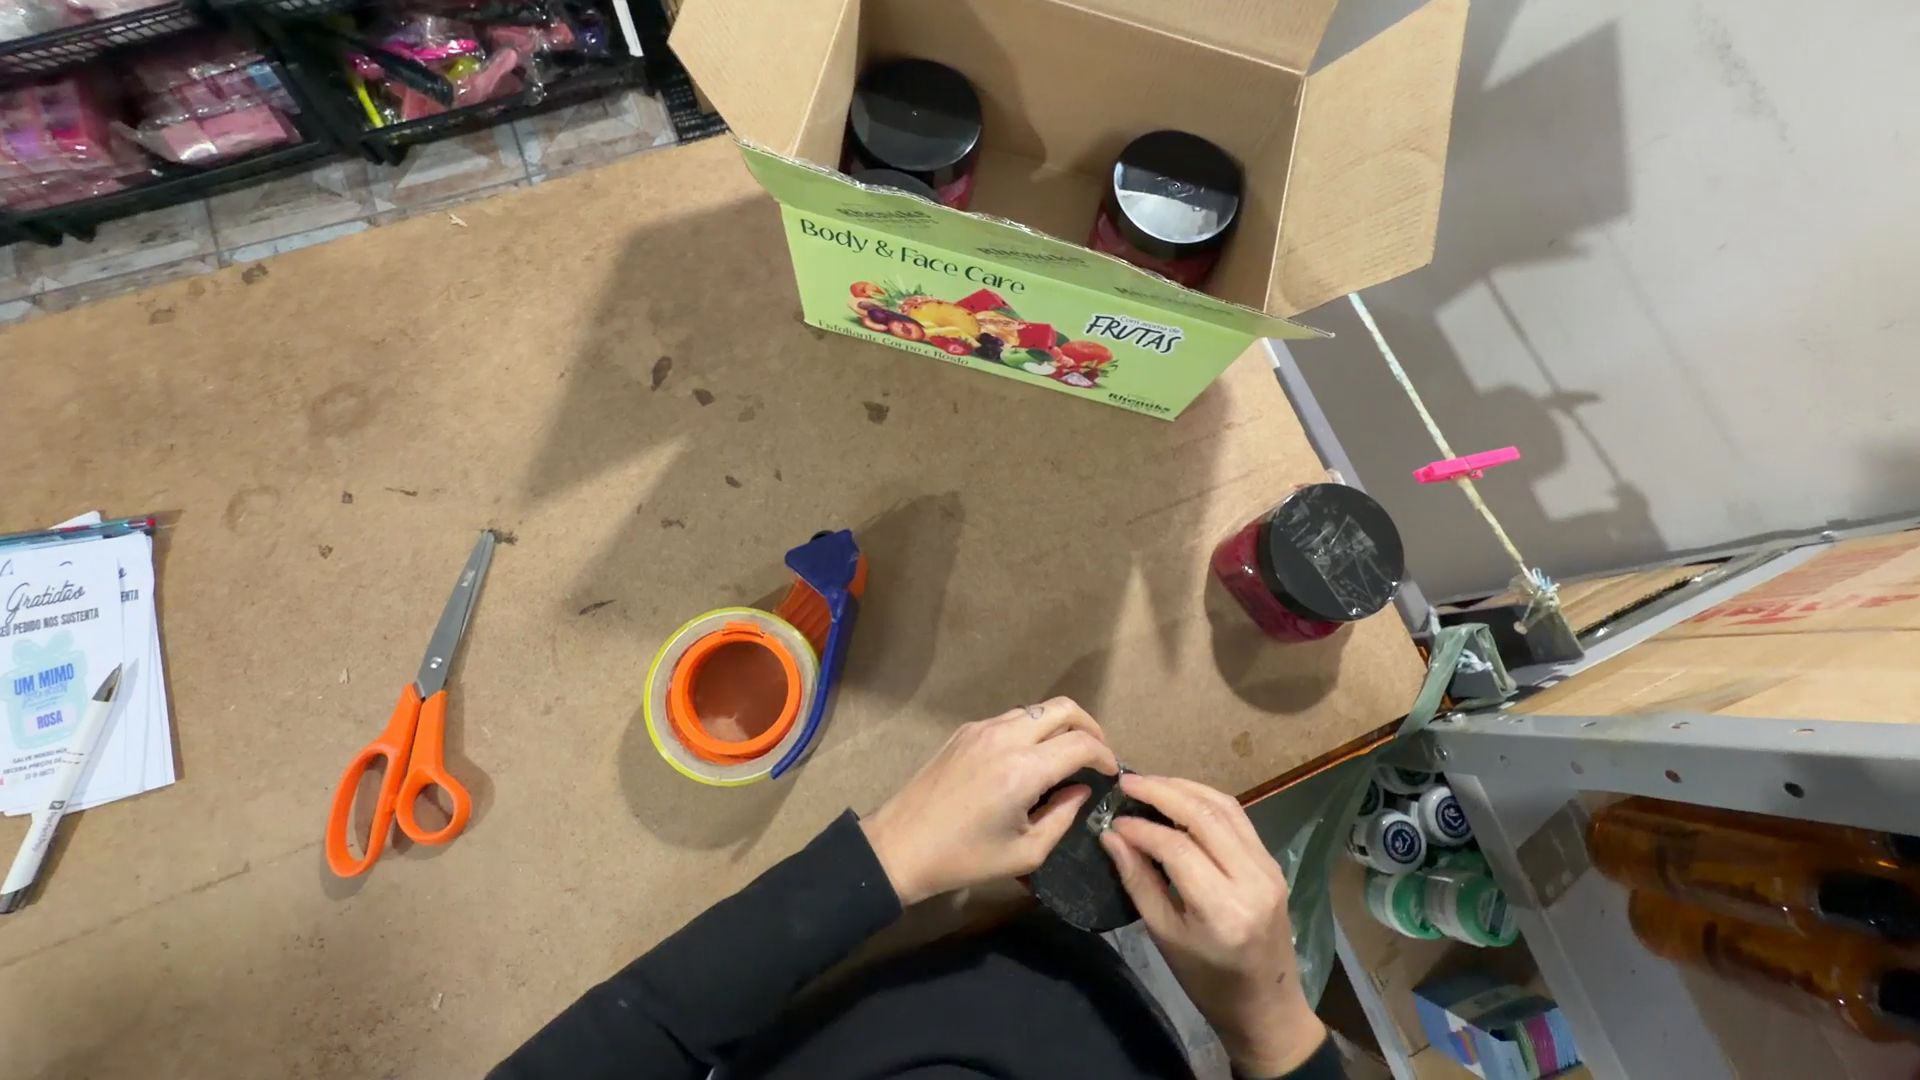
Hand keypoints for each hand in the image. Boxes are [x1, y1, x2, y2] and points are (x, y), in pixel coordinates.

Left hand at [861, 698, 1117, 906]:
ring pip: (1036, 709)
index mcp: (1023, 769)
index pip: (1081, 744)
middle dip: (1089, 727)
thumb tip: (1081, 789)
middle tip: (1097, 755)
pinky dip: (1032, 730)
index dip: (1105, 756)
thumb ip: (1063, 817)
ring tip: (1066, 757)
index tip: (1111, 774)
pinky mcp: (965, 730)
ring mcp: (982, 728)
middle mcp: (1005, 737)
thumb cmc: (965, 858)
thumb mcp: (1025, 853)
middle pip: (1063, 708)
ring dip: (1059, 726)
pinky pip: (1011, 718)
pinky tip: (1030, 759)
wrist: (901, 845)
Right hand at [1101, 774, 1326, 1078]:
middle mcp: (1252, 880)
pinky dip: (1205, 799)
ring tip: (1148, 784)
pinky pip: (1237, 817)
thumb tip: (1110, 835)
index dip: (1141, 828)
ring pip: (1223, 807)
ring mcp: (1268, 868)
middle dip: (1161, 792)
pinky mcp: (1272, 862)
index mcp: (1223, 910)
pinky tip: (1179, 796)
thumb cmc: (1208, 982)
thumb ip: (1137, 880)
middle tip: (1126, 782)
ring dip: (1183, 788)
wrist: (1267, 1008)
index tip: (1113, 821)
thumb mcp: (1164, 935)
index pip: (1177, 847)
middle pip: (1204, 815)